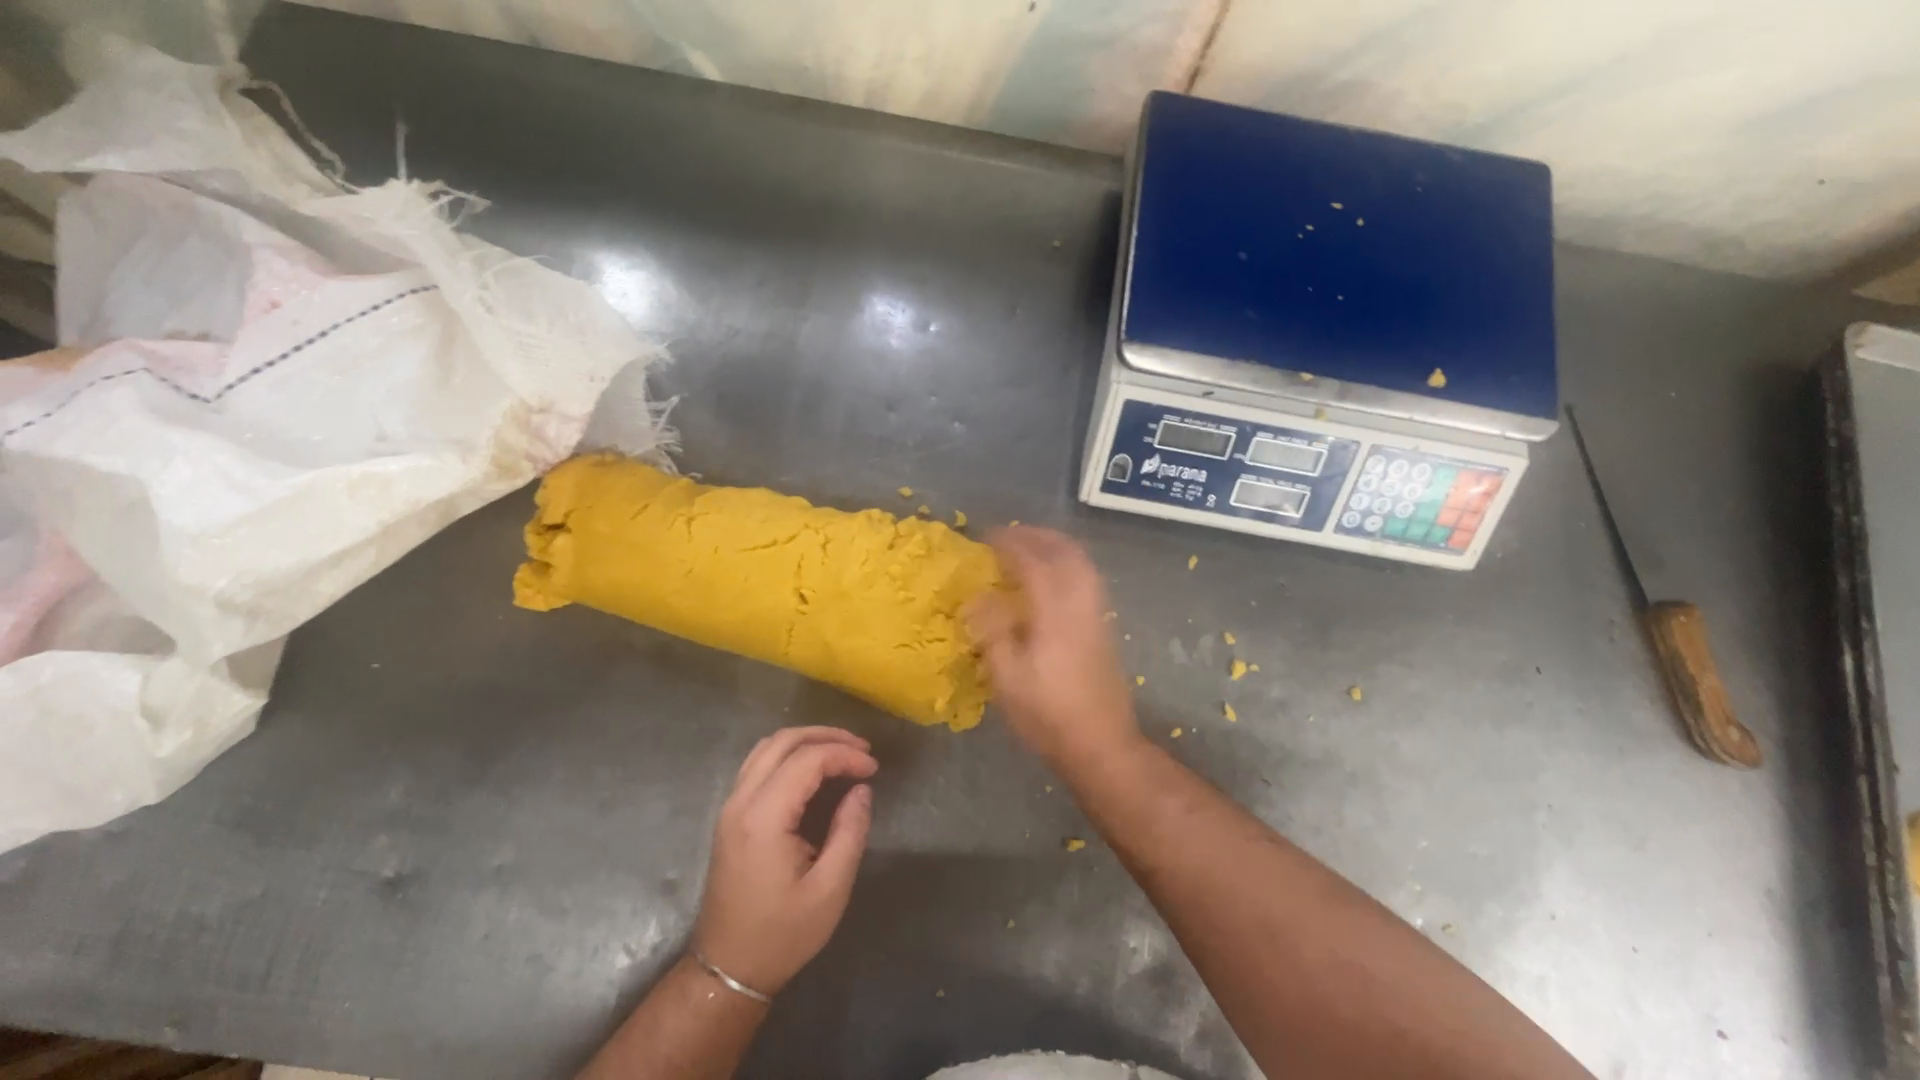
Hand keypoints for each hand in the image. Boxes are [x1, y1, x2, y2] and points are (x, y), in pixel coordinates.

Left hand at [693, 726, 876, 996]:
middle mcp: (741, 802)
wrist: (729, 967)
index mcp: (764, 818)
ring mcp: (730, 808)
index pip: (807, 760)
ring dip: (805, 742)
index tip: (874, 769)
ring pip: (766, 749)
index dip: (845, 755)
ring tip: (842, 754)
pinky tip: (814, 772)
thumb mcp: (830, 889)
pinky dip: (789, 756)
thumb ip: (849, 832)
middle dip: (826, 737)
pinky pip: (758, 766)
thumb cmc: (783, 933)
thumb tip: (861, 790)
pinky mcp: (730, 818)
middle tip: (862, 750)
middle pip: (782, 741)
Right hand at [968, 526, 1141, 768]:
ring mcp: (1097, 614)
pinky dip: (1067, 565)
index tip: (986, 535)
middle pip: (1066, 552)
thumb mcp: (1007, 677)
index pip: (1033, 561)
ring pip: (1082, 563)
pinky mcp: (1104, 628)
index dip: (1009, 543)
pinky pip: (1087, 579)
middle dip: (1037, 536)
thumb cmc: (1047, 714)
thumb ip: (992, 630)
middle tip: (1008, 535)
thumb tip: (977, 597)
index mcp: (1055, 611)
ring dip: (1055, 547)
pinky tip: (1049, 581)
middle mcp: (1081, 603)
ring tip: (1028, 549)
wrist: (1101, 743)